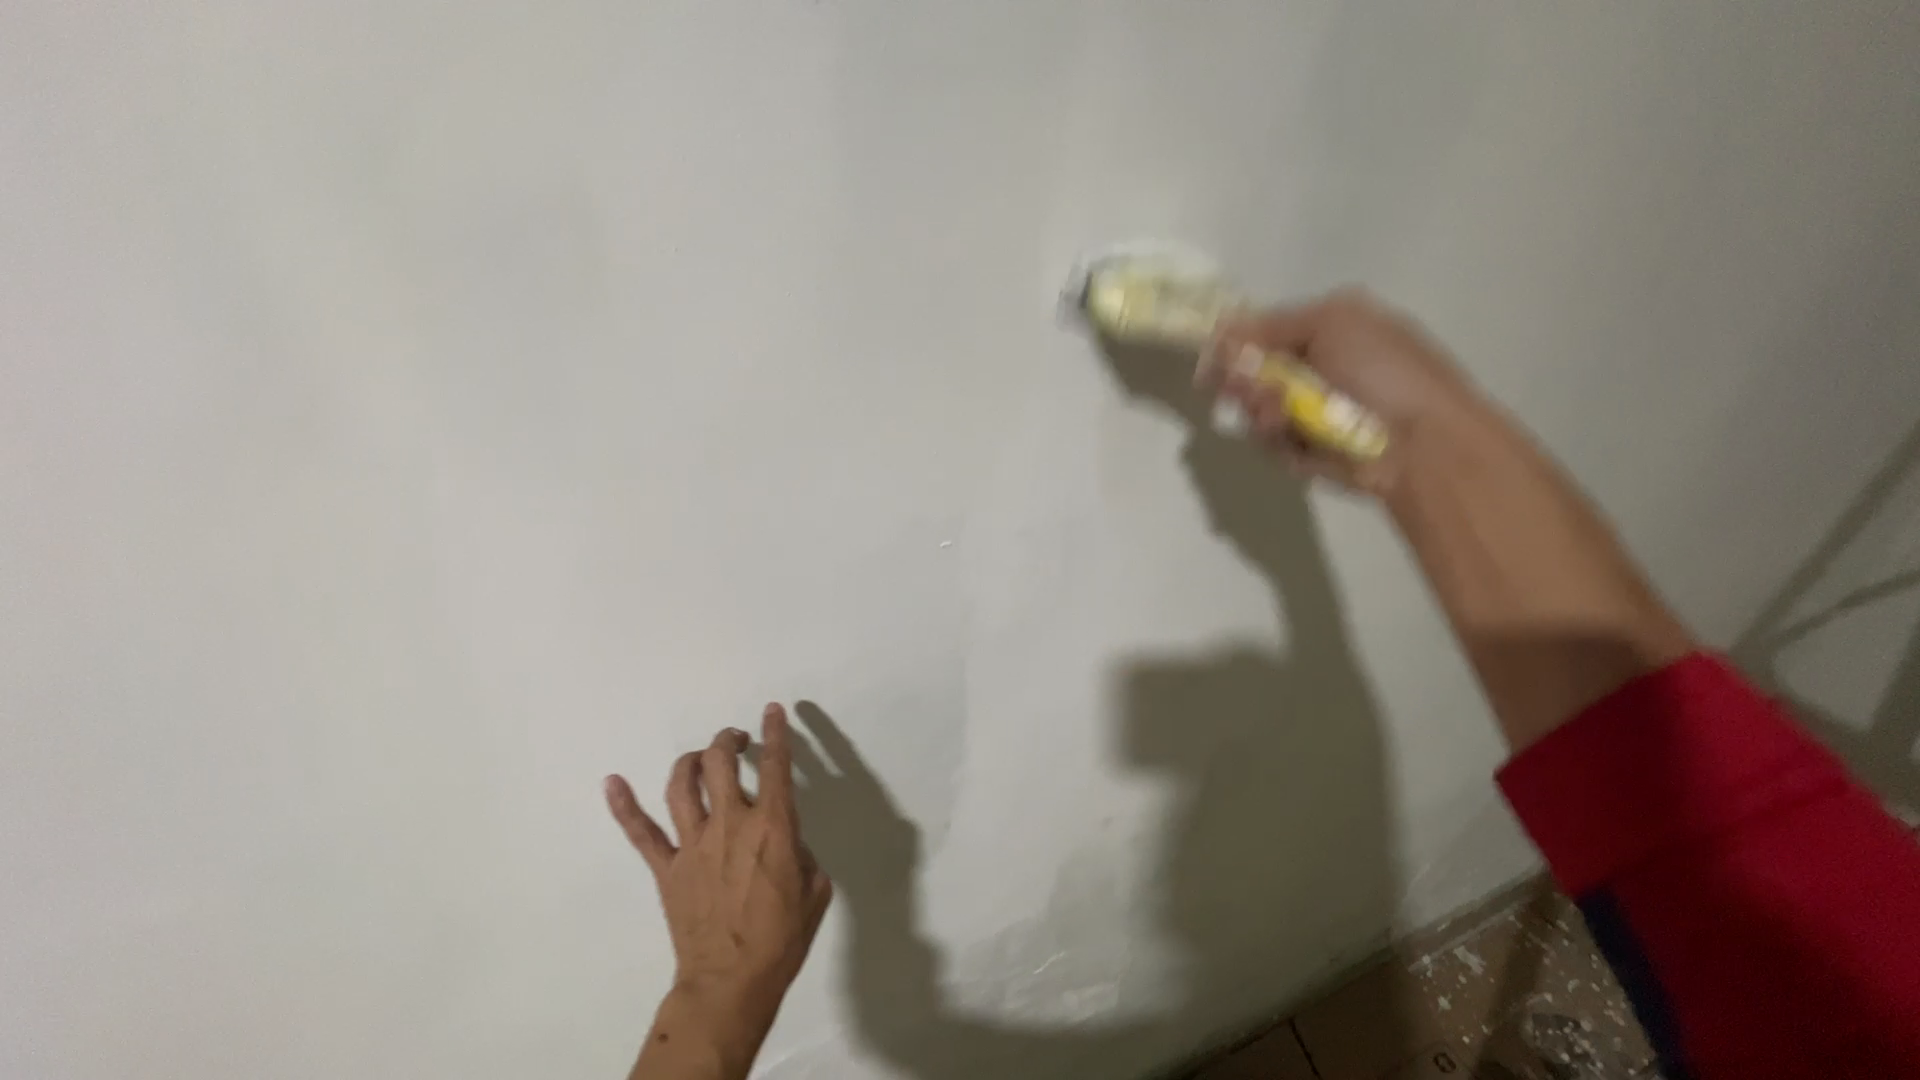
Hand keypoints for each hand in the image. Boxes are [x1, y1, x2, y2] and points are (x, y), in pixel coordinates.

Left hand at [607, 704, 831, 1078]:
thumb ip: (799, 853)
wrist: (731, 982)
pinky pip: (641, 832)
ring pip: (682, 785)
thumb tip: (784, 842)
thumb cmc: (782, 937)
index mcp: (772, 827)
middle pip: (721, 763)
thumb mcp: (815, 888)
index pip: (776, 766)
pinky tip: (613, 782)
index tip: (773, 711)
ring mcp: (693, 844)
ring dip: (691, 760)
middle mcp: (730, 824)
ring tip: (702, 756)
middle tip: (736, 739)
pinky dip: (624, 805)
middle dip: (728, 740)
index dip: (776, 732)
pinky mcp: (667, 868)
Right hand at [1206, 287, 1487, 495]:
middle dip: (1243, 381)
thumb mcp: (1332, 321)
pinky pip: (1274, 445)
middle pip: (1256, 373)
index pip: (1266, 331)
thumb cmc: (1383, 372)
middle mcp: (1323, 369)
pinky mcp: (1313, 453)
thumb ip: (1272, 324)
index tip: (1211, 359)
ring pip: (1260, 411)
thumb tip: (1222, 329)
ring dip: (1261, 413)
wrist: (1422, 443)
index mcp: (1333, 330)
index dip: (1235, 344)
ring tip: (1278, 420)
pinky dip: (1279, 444)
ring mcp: (1317, 413)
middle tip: (1241, 390)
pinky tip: (1297, 444)